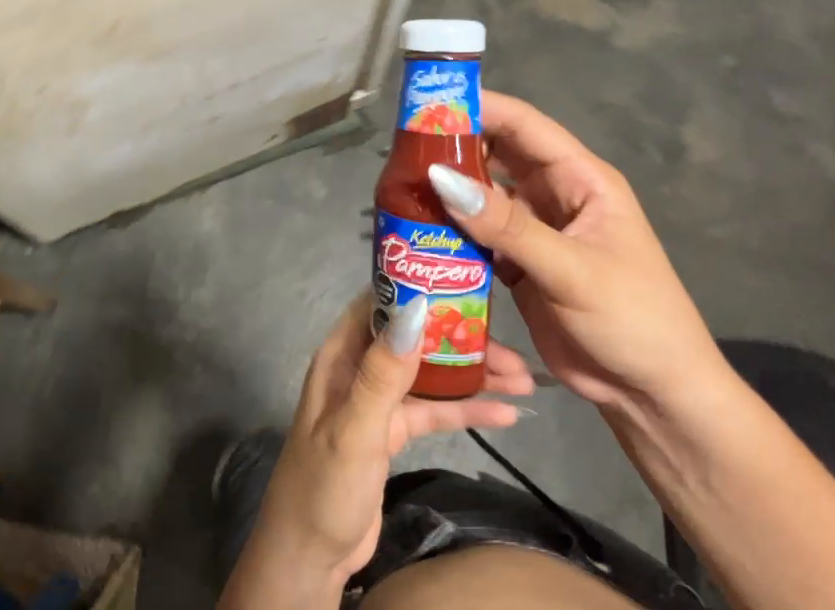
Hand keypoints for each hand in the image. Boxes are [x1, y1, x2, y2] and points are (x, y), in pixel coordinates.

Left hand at [244, 294, 533, 586]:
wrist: (310, 552)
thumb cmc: (323, 486)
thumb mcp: (355, 430)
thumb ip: (382, 375)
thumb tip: (413, 312)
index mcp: (339, 358)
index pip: (376, 306)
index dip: (415, 289)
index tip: (463, 282)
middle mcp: (357, 370)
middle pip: (412, 339)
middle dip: (459, 338)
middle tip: (512, 348)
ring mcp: (376, 402)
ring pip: (428, 375)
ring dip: (471, 375)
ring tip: (524, 379)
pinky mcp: (391, 432)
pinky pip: (432, 411)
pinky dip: (465, 410)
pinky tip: (506, 414)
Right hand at [425, 91, 726, 411]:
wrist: (651, 392)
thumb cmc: (633, 320)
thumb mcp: (571, 269)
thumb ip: (506, 226)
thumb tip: (440, 179)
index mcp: (582, 181)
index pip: (524, 126)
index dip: (478, 107)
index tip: (426, 102)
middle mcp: (555, 196)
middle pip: (497, 155)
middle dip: (452, 147)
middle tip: (398, 146)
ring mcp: (534, 231)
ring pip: (481, 196)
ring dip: (446, 190)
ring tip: (397, 185)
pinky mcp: (518, 263)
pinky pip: (476, 234)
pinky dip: (449, 230)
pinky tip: (415, 230)